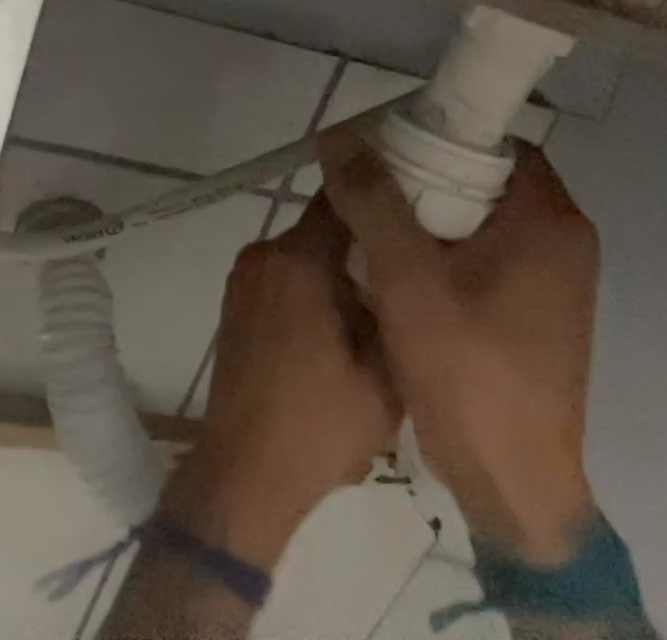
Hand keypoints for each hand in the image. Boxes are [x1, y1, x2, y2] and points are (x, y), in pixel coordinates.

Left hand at [163, 200, 402, 569]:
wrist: (244, 472)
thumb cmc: (319, 425)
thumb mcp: (387, 374)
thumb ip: (399, 308)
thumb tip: (408, 268)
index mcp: (298, 261)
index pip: (344, 197)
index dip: (386, 195)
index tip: (428, 203)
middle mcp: (263, 256)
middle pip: (326, 224)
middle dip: (369, 236)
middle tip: (418, 256)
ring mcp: (245, 280)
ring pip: (307, 252)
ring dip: (343, 265)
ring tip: (389, 293)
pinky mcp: (238, 304)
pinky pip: (287, 276)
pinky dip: (317, 284)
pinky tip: (348, 319)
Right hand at [318, 130, 600, 565]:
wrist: (512, 482)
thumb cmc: (469, 374)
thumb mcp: (410, 281)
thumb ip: (374, 204)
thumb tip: (338, 136)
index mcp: (548, 224)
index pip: (496, 145)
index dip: (437, 136)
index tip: (379, 149)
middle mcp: (557, 244)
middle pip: (480, 182)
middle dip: (416, 182)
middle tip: (358, 194)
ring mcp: (544, 284)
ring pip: (472, 224)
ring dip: (418, 222)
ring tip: (361, 232)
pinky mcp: (524, 316)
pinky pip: (473, 261)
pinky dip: (431, 257)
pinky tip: (385, 277)